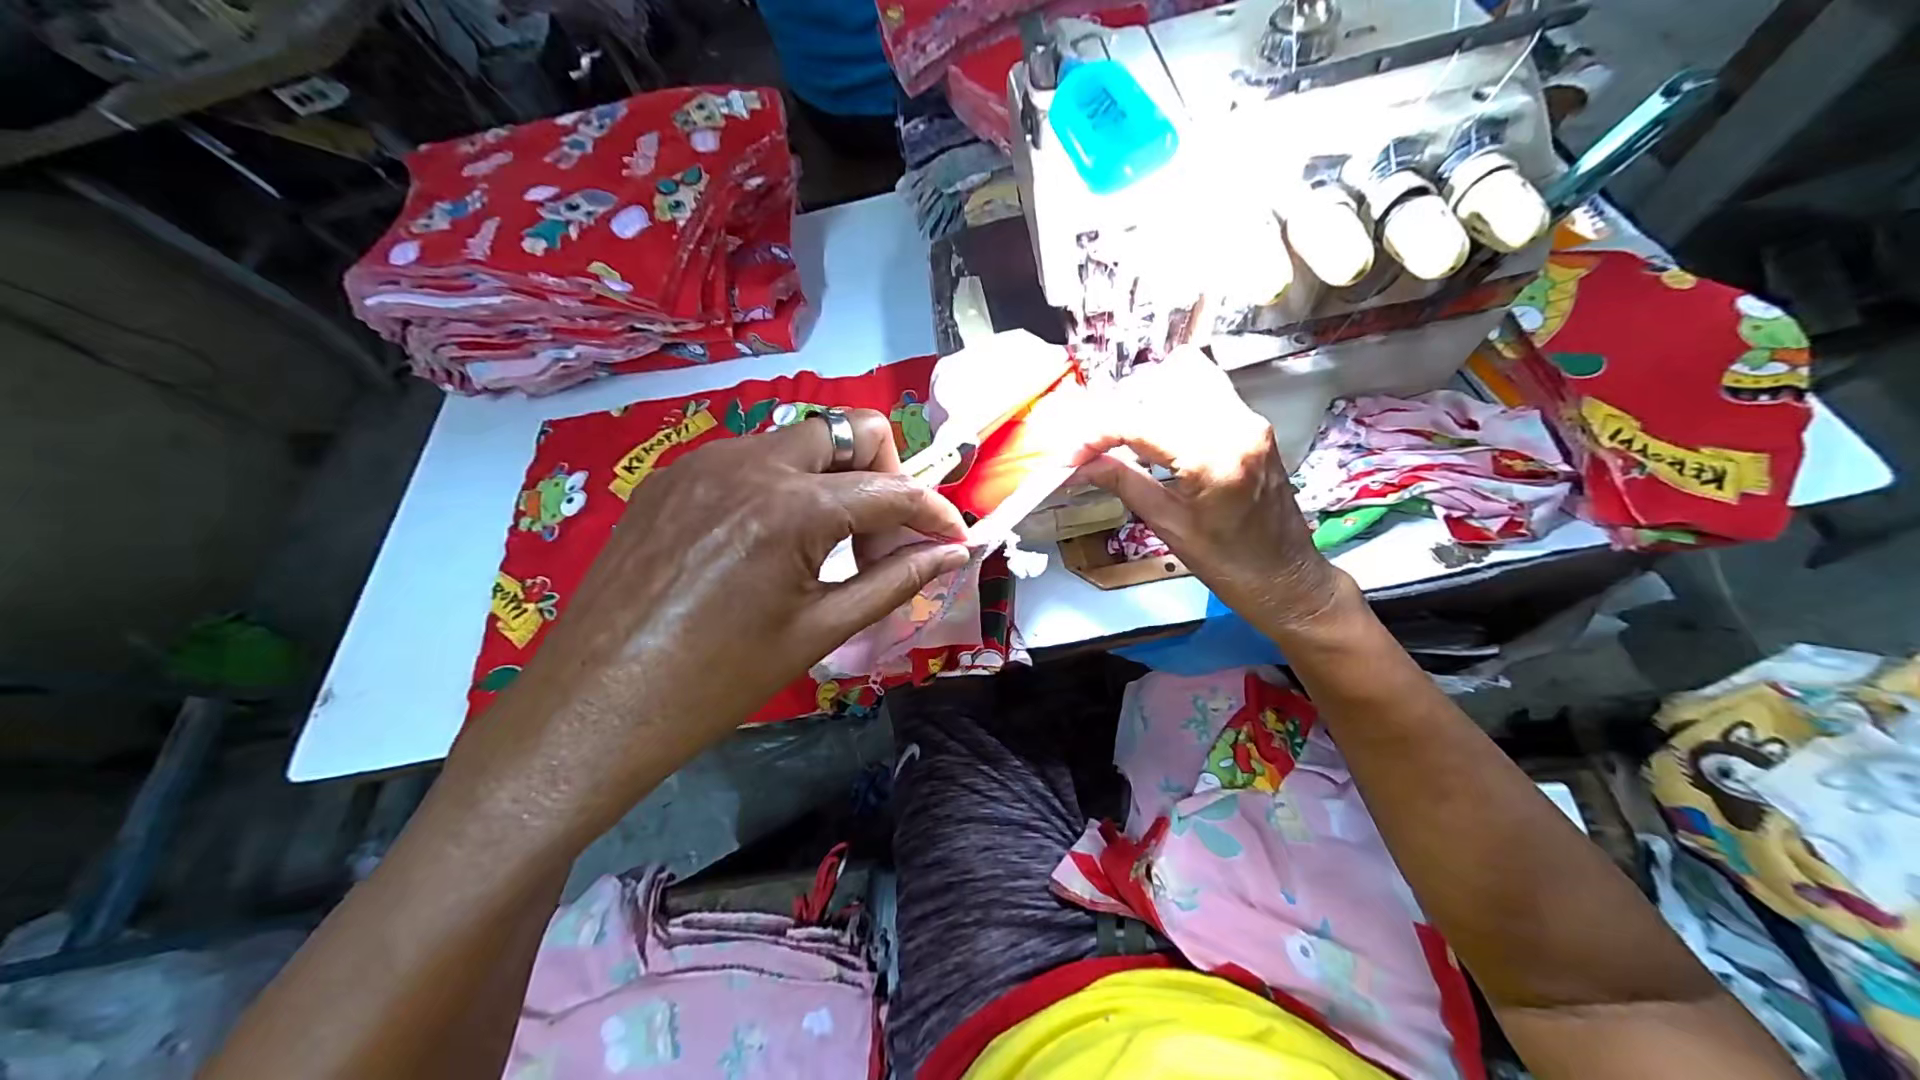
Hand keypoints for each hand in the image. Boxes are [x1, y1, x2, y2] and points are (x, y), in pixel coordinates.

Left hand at [449, 410, 969, 840]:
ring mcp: (701, 464)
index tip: (953, 537)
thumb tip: (950, 553)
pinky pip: (746, 462)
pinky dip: (779, 487)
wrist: (596, 705)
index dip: (932, 512)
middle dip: (881, 472)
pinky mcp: (669, 479)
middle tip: (882, 536)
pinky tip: (768, 544)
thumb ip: (892, 581)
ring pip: (793, 443)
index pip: (890, 489)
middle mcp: (748, 464)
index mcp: (791, 508)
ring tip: (825, 547)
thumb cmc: (718, 680)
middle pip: (844, 431)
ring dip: (829, 480)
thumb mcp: (818, 631)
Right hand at [1074, 347, 1349, 634]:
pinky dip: (1171, 399)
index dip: (1095, 433)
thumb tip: (1081, 464)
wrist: (1285, 577)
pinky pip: (1205, 388)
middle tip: (1095, 444)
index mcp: (1213, 459)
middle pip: (1159, 385)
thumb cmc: (1229, 564)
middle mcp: (1235, 426)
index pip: (1138, 422)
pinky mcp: (1252, 422)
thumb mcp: (1168, 526)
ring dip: (1145, 397)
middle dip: (1118, 410)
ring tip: (1124, 433)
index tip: (1072, 454)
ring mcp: (1248, 420)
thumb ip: (1123, 483)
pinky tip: (1156, 430)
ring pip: (1184, 375)